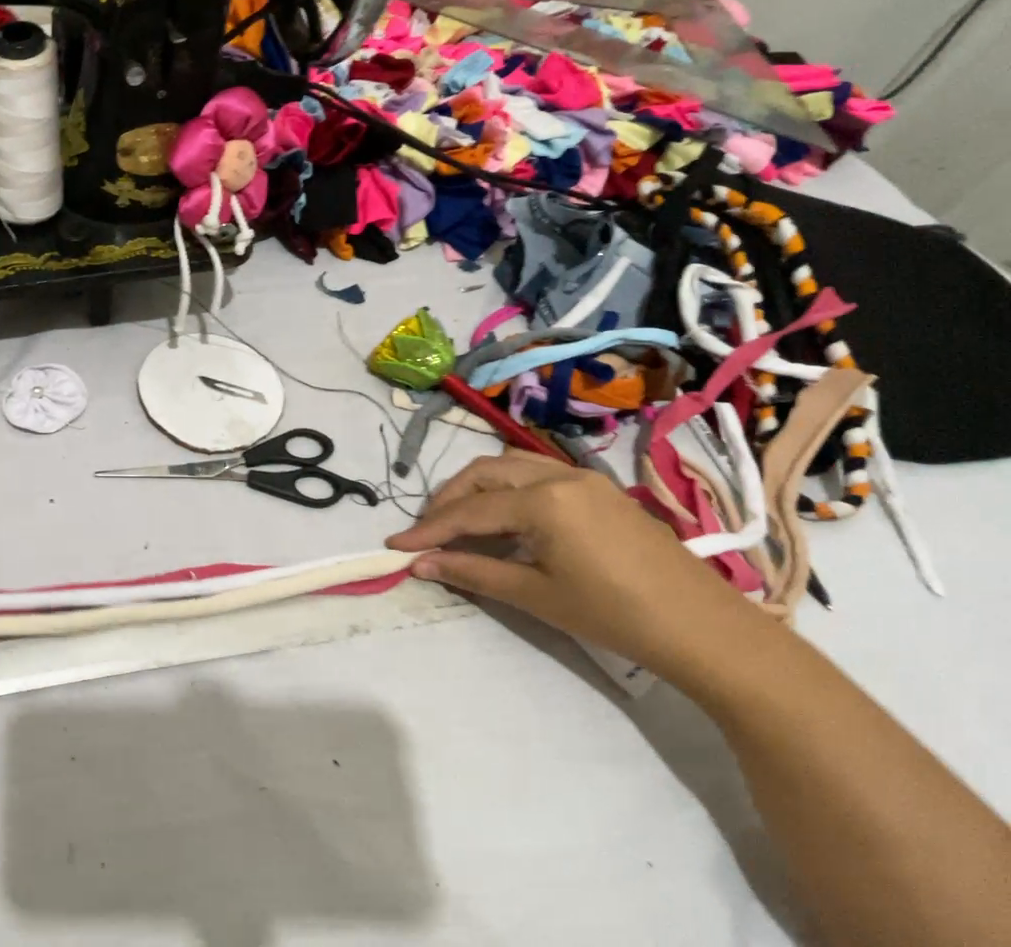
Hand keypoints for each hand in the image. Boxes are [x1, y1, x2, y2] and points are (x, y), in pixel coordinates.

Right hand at [385, 452, 752, 677]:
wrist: (702, 628)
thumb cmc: (613, 613)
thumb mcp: (535, 595)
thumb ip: (473, 572)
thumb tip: (419, 564)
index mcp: (544, 500)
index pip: (470, 510)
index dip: (428, 530)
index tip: (394, 546)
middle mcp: (561, 476)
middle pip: (486, 473)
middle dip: (449, 499)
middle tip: (426, 533)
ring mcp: (586, 480)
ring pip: (512, 467)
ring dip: (478, 489)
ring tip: (457, 523)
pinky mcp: (603, 492)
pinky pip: (539, 476)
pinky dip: (508, 491)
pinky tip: (504, 523)